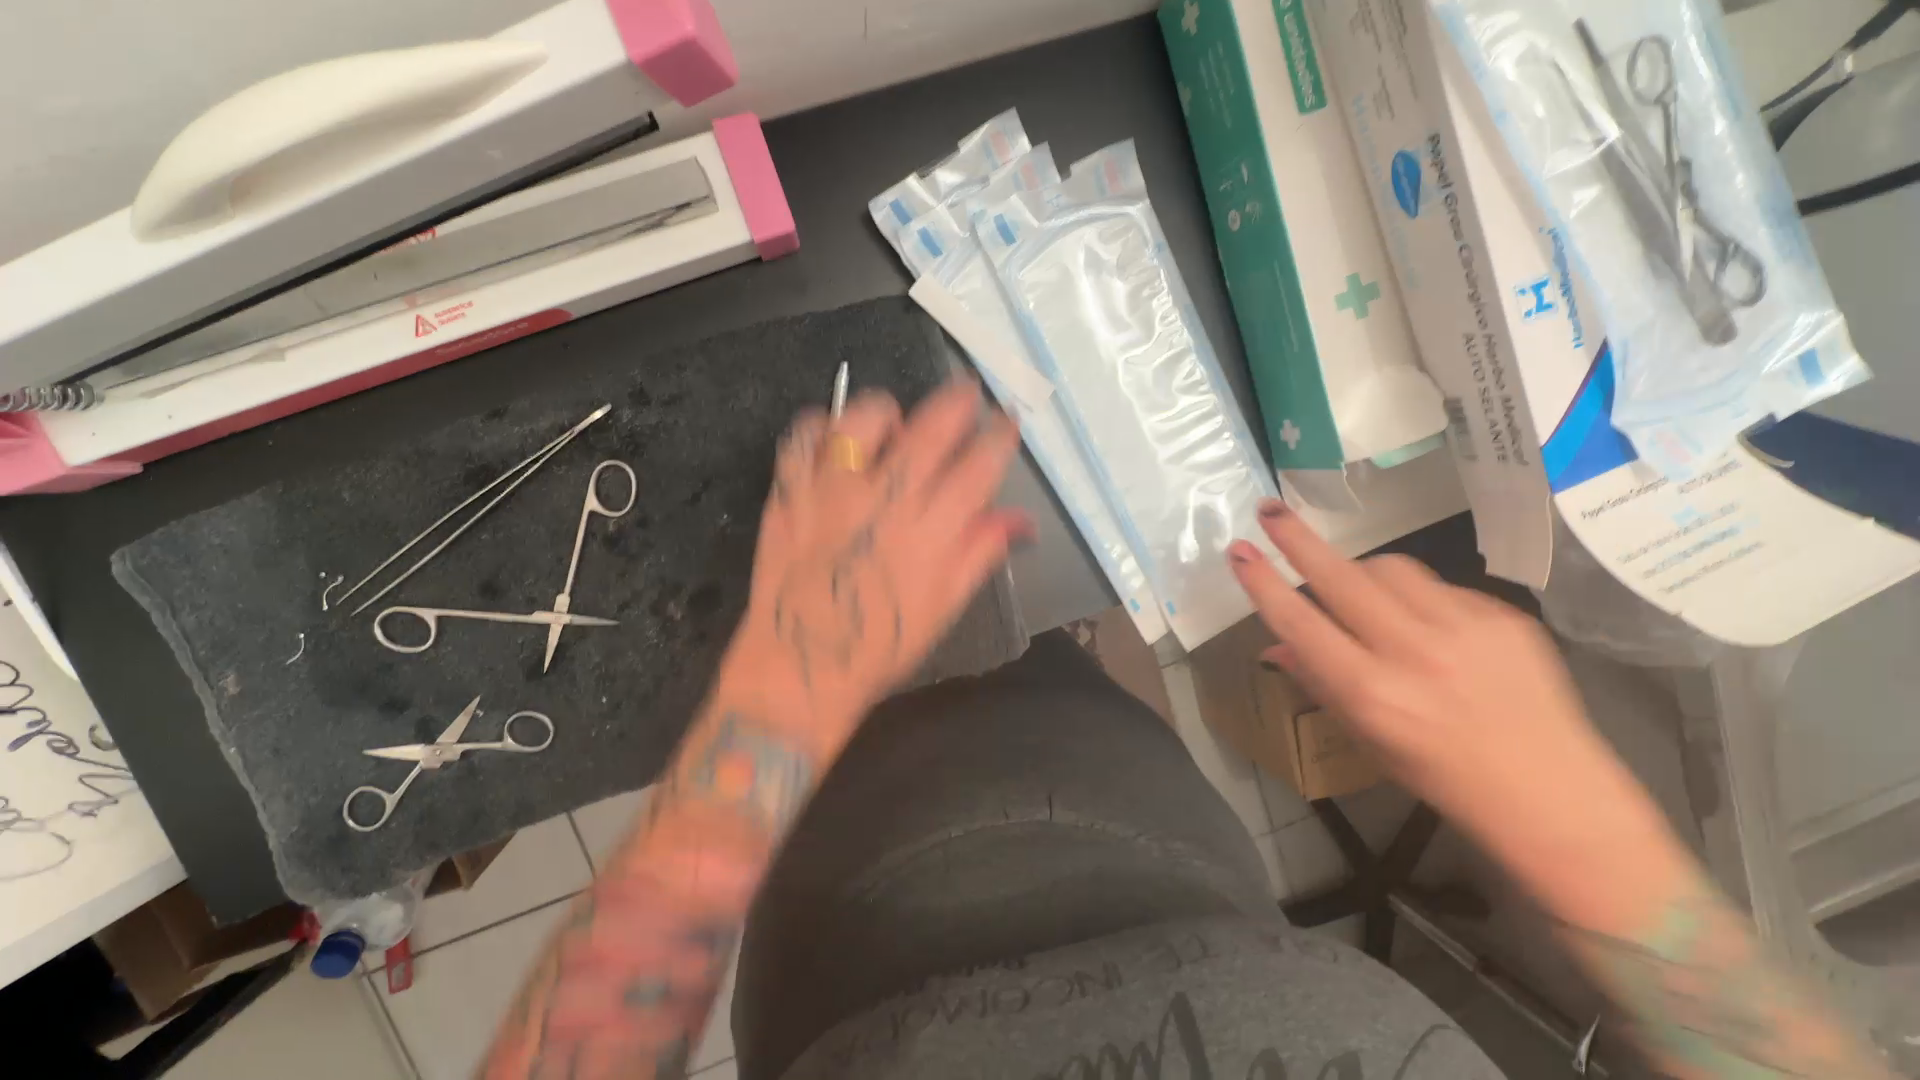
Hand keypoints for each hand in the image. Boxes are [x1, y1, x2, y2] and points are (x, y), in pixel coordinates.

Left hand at [725, 379, 1030, 749]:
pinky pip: (803, 439)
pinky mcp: (790, 494)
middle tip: (968, 389)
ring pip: (863, 420)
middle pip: (930, 430)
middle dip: (957, 402)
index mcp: (931, 534)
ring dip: (886, 410)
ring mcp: (832, 493)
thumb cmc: (879, 646)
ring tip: (894, 419)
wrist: (797, 668)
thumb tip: (1022, 519)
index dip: (999, 437)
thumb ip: (980, 552)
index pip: (978, 467)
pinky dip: (821, 426)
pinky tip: (834, 436)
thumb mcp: (943, 607)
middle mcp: (885, 502)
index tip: (1008, 420)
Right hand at [1226, 499, 1639, 849]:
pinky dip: (1415, 595)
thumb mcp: (1367, 738)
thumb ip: (1320, 683)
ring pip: (1390, 568)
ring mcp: (1464, 628)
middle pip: (1341, 577)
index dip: (1263, 584)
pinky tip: (1424, 623)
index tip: (1238, 551)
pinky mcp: (1502, 615)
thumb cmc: (1440, 774)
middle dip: (1298, 539)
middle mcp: (1414, 653)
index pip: (1301, 624)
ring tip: (1357, 588)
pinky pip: (1438, 585)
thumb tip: (1275, 644)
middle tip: (1269, 510)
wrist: (1549, 791)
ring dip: (1360, 570)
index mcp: (1372, 693)